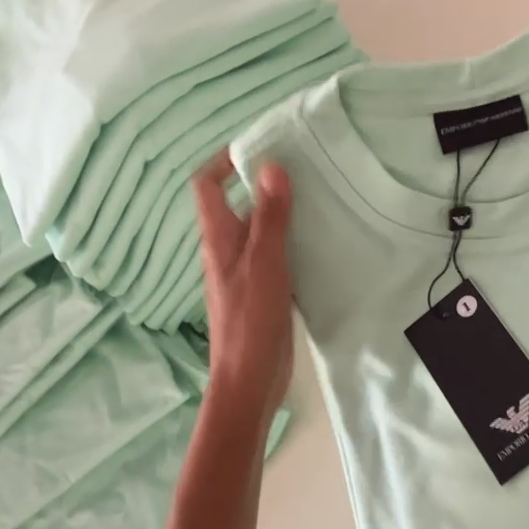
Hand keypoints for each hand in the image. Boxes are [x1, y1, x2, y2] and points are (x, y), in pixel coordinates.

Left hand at [194, 150, 294, 415]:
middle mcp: (227, 250)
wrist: (250, 380)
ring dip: (283, 213)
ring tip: (320, 198)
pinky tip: (321, 242)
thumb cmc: (251, 321)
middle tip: (305, 169)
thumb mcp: (264, 264)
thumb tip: (271, 167)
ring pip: (260, 229)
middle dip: (265, 183)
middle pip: (238, 203)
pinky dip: (293, 242)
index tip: (260, 149)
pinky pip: (275, 254)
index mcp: (218, 238)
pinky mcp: (263, 290)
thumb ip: (269, 218)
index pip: (207, 185)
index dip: (224, 161)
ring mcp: (245, 271)